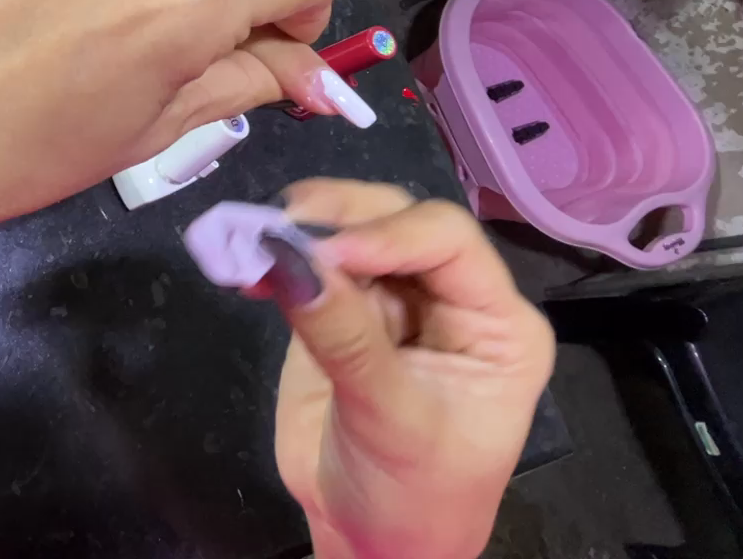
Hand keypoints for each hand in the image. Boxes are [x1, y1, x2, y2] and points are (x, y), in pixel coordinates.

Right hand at [267, 181, 555, 558]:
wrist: (364, 534)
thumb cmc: (411, 495)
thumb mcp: (390, 422)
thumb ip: (346, 338)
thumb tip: (293, 261)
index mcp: (494, 321)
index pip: (448, 240)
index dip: (386, 234)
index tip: (321, 254)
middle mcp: (447, 294)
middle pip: (394, 216)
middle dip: (335, 217)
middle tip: (275, 231)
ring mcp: (390, 295)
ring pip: (347, 226)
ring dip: (298, 227)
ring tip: (254, 244)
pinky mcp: (338, 303)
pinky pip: (307, 259)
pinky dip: (274, 255)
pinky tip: (247, 272)